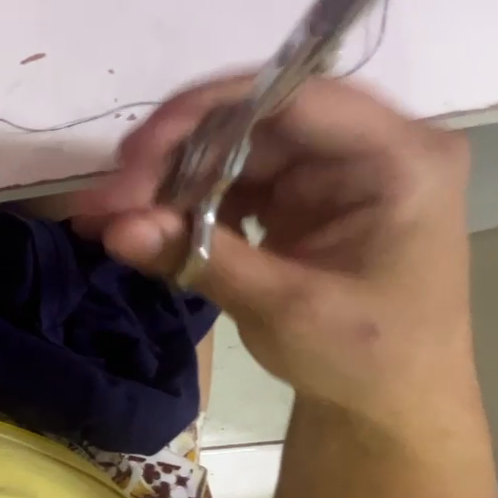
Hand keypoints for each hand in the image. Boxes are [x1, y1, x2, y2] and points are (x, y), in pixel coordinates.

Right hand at [73, 76, 475, 426]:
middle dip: (170, 157)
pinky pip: (222, 186)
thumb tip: (113, 228)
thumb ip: (199, 259)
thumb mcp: (283, 307)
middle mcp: (361, 151)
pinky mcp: (292, 201)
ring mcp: (324, 175)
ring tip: (103, 216)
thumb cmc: (363, 353)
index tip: (132, 153)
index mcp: (395, 160)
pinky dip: (173, 206)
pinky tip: (131, 227)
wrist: (385, 396)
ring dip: (161, 183)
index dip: (206, 114)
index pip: (295, 101)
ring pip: (227, 154)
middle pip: (250, 125)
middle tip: (104, 198)